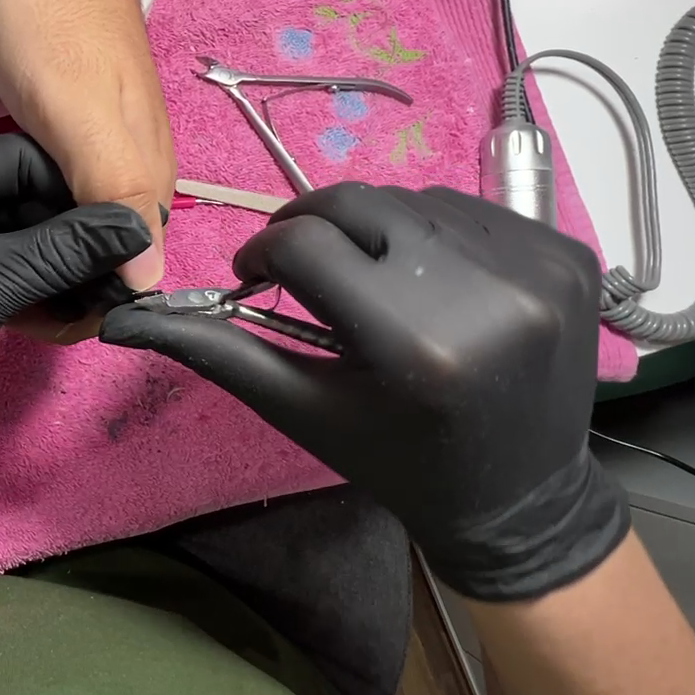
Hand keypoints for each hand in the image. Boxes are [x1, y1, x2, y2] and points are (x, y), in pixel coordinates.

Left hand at [0, 0, 174, 302]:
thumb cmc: (59, 28)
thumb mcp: (84, 117)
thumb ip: (114, 194)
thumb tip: (146, 282)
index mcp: (146, 182)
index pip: (135, 275)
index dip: (96, 308)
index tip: (45, 325)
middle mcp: (132, 176)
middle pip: (108, 262)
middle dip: (66, 292)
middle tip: (10, 311)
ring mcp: (101, 156)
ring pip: (80, 235)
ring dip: (47, 265)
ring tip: (0, 285)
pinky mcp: (72, 139)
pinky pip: (59, 204)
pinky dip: (35, 230)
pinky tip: (4, 238)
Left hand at [0, 135, 151, 519]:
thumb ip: (60, 252)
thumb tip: (138, 228)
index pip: (20, 160)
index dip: (79, 189)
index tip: (135, 224)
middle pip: (23, 201)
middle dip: (74, 238)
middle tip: (128, 271)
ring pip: (20, 243)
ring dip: (63, 271)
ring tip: (109, 300)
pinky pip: (6, 276)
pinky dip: (39, 293)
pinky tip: (76, 316)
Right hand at [101, 183, 628, 600]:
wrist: (519, 497)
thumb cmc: (392, 458)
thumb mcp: (298, 408)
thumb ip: (214, 350)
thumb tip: (122, 320)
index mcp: (412, 346)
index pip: (304, 245)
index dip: (263, 250)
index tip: (255, 273)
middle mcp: (484, 294)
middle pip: (356, 202)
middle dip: (309, 224)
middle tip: (298, 261)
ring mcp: (539, 267)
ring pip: (408, 197)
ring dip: (369, 227)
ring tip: (365, 275)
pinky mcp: (572, 253)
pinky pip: (466, 206)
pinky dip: (427, 228)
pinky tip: (422, 273)